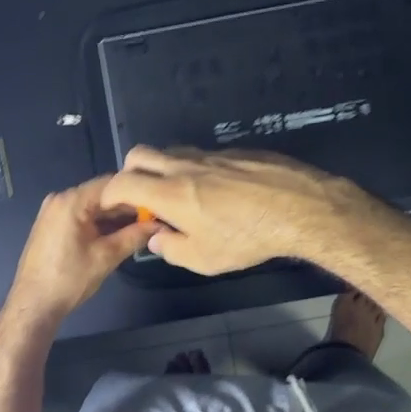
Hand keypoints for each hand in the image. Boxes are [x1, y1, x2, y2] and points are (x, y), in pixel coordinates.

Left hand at [6, 175, 155, 320]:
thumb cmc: (69, 279)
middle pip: (102, 194)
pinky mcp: (52, 225)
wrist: (33, 304)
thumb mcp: (106, 257)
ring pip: (93, 207)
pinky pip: (82, 217)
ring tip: (144, 226)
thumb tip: (160, 226)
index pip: (112, 183)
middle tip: (156, 216)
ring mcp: (54, 212)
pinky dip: (100, 224)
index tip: (159, 201)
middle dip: (129, 206)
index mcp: (71, 201)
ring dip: (116, 217)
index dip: (138, 191)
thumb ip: (135, 236)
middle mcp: (60, 199)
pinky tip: (121, 234)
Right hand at [99, 146, 381, 274]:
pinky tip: (218, 193)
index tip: (112, 206)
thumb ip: (172, 249)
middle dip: (131, 172)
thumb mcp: (203, 259)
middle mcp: (183, 166)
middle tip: (142, 197)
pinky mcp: (236, 151)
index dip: (110, 193)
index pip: (122, 182)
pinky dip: (196, 170)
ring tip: (180, 197)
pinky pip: (203, 156)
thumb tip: (158, 238)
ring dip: (164, 170)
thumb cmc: (246, 238)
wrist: (300, 207)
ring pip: (172, 152)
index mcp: (169, 192)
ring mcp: (211, 154)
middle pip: (140, 154)